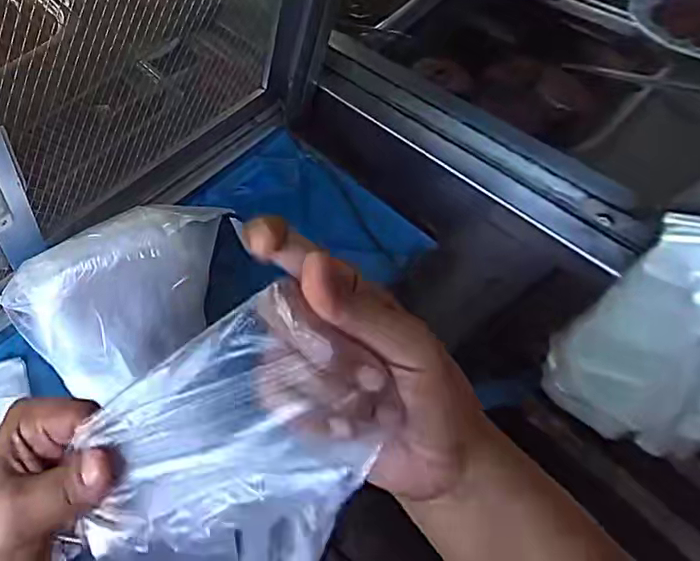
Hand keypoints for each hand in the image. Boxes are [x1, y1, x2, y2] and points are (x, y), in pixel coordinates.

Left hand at [0, 397, 115, 560]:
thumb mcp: (17, 512)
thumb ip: (62, 487)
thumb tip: (106, 460)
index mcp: (31, 419)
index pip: (85, 414)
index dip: (102, 442)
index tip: (109, 477)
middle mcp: (50, 432)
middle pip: (100, 435)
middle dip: (108, 465)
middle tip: (110, 497)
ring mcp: (62, 463)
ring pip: (107, 462)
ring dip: (112, 486)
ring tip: (105, 510)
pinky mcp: (73, 493)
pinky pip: (105, 488)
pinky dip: (110, 502)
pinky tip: (105, 517)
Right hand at [243, 216, 495, 503]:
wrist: (439, 465)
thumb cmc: (433, 389)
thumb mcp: (414, 346)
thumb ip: (362, 309)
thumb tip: (311, 267)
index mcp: (340, 284)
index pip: (292, 247)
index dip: (269, 236)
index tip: (260, 245)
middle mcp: (308, 310)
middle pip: (278, 304)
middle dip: (327, 348)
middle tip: (375, 375)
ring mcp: (292, 352)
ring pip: (276, 353)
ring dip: (331, 388)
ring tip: (370, 403)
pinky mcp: (285, 396)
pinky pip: (275, 394)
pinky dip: (318, 415)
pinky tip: (349, 424)